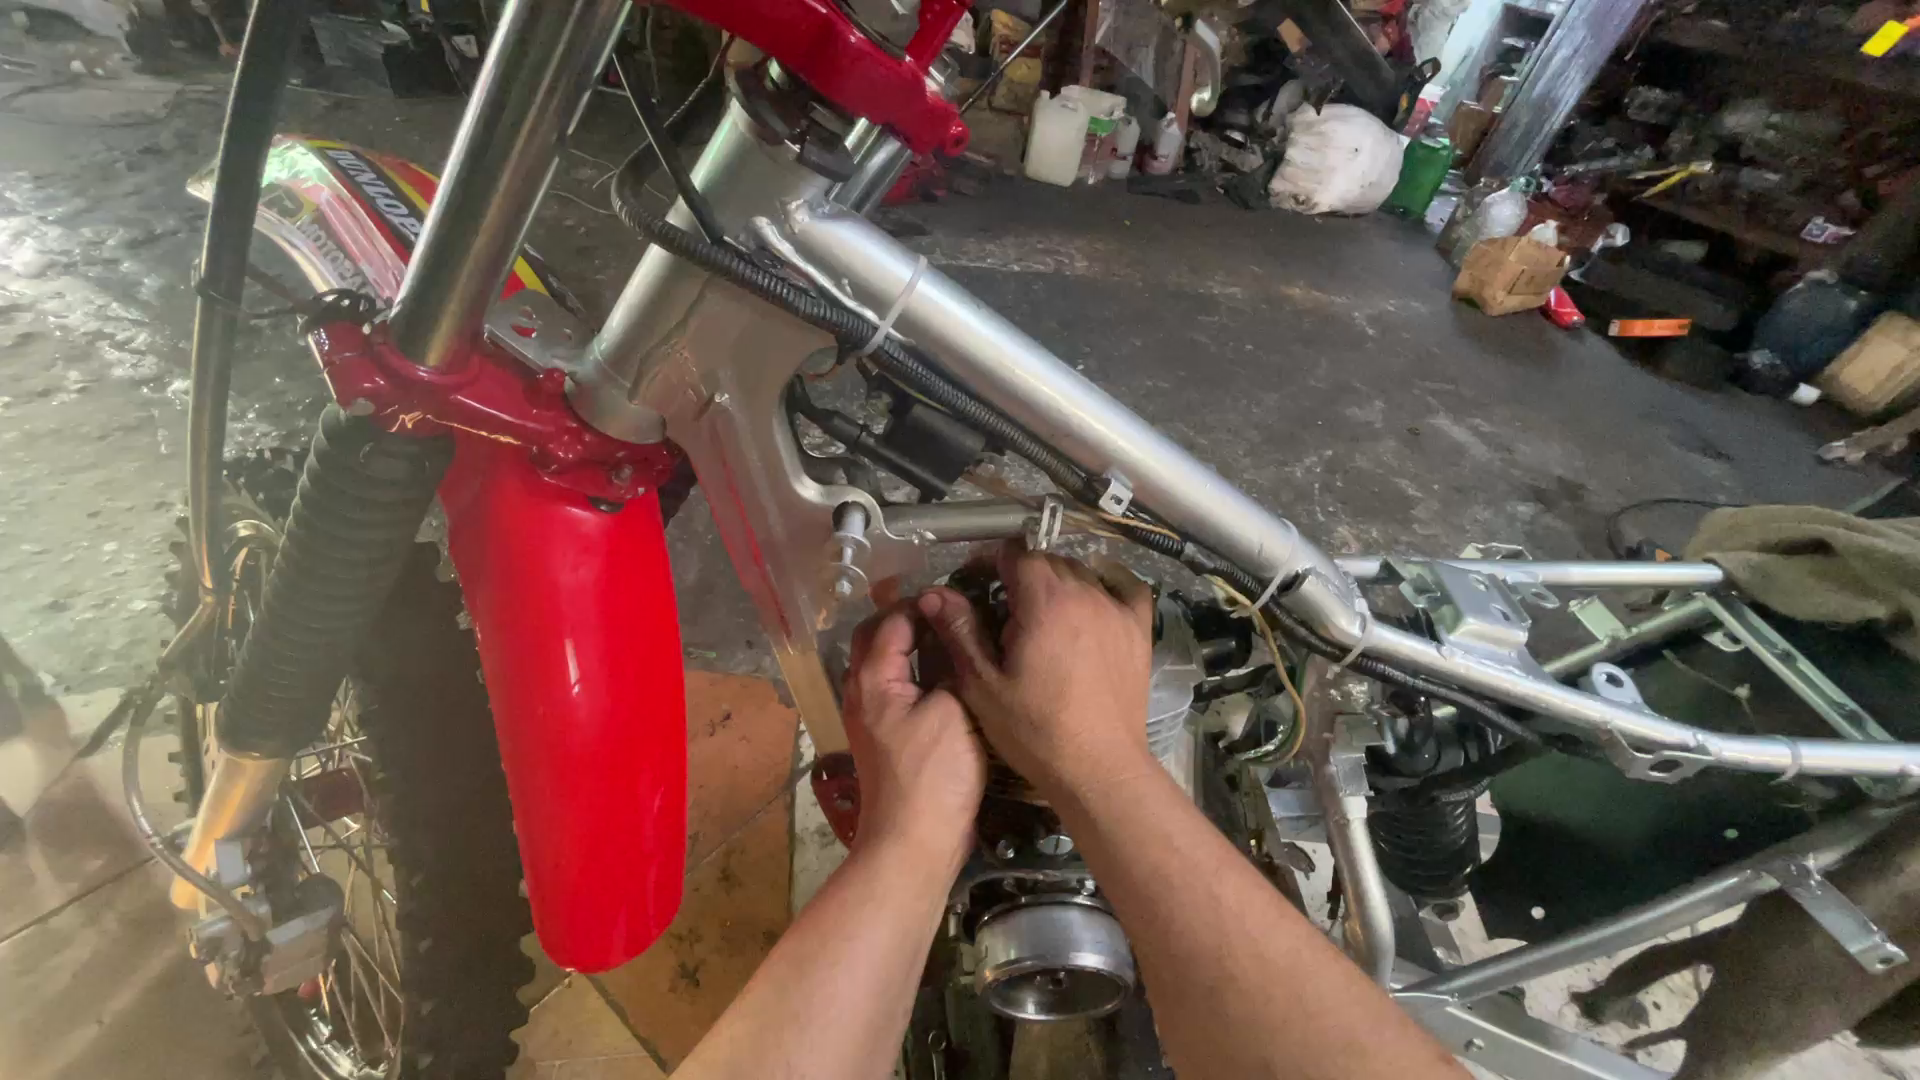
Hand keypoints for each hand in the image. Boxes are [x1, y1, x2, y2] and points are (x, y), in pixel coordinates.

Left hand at [841, 603, 987, 871]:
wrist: (912, 843)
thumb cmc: (934, 775)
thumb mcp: (955, 711)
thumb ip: (952, 664)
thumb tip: (955, 629)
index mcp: (874, 678)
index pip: (892, 619)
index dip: (924, 602)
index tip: (960, 596)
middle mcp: (861, 690)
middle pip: (876, 636)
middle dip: (909, 617)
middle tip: (951, 611)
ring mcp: (869, 715)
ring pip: (884, 661)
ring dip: (910, 644)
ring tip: (952, 637)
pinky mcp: (884, 735)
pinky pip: (894, 686)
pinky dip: (914, 670)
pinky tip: (948, 676)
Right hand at [917, 544, 1157, 802]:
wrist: (1099, 768)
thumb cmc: (1034, 730)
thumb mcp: (983, 685)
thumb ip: (959, 632)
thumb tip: (934, 593)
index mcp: (1045, 601)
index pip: (1015, 554)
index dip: (991, 562)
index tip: (977, 584)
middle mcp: (1085, 593)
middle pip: (1048, 560)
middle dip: (1022, 574)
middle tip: (1004, 607)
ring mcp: (1117, 609)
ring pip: (1082, 572)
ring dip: (1058, 582)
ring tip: (1042, 614)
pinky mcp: (1139, 629)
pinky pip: (1125, 586)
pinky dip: (1107, 583)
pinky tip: (1093, 599)